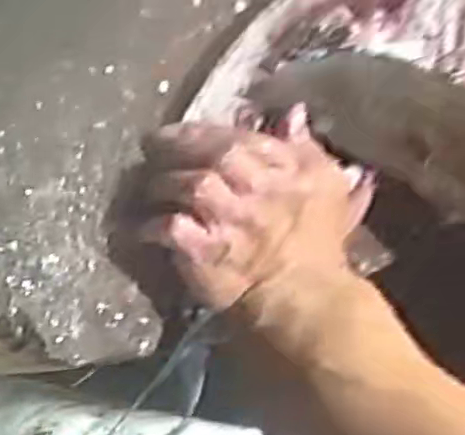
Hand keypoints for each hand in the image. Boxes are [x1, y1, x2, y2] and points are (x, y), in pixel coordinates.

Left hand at [139, 106, 372, 311]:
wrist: (296, 291)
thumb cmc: (313, 241)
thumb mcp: (326, 186)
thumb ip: (305, 150)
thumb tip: (292, 114)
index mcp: (295, 169)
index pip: (248, 138)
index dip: (207, 131)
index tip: (177, 130)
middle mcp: (263, 189)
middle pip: (219, 155)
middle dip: (181, 146)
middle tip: (151, 145)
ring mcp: (231, 219)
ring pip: (193, 186)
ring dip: (163, 183)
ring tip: (146, 186)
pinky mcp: (203, 249)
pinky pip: (170, 227)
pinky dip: (150, 224)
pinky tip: (138, 227)